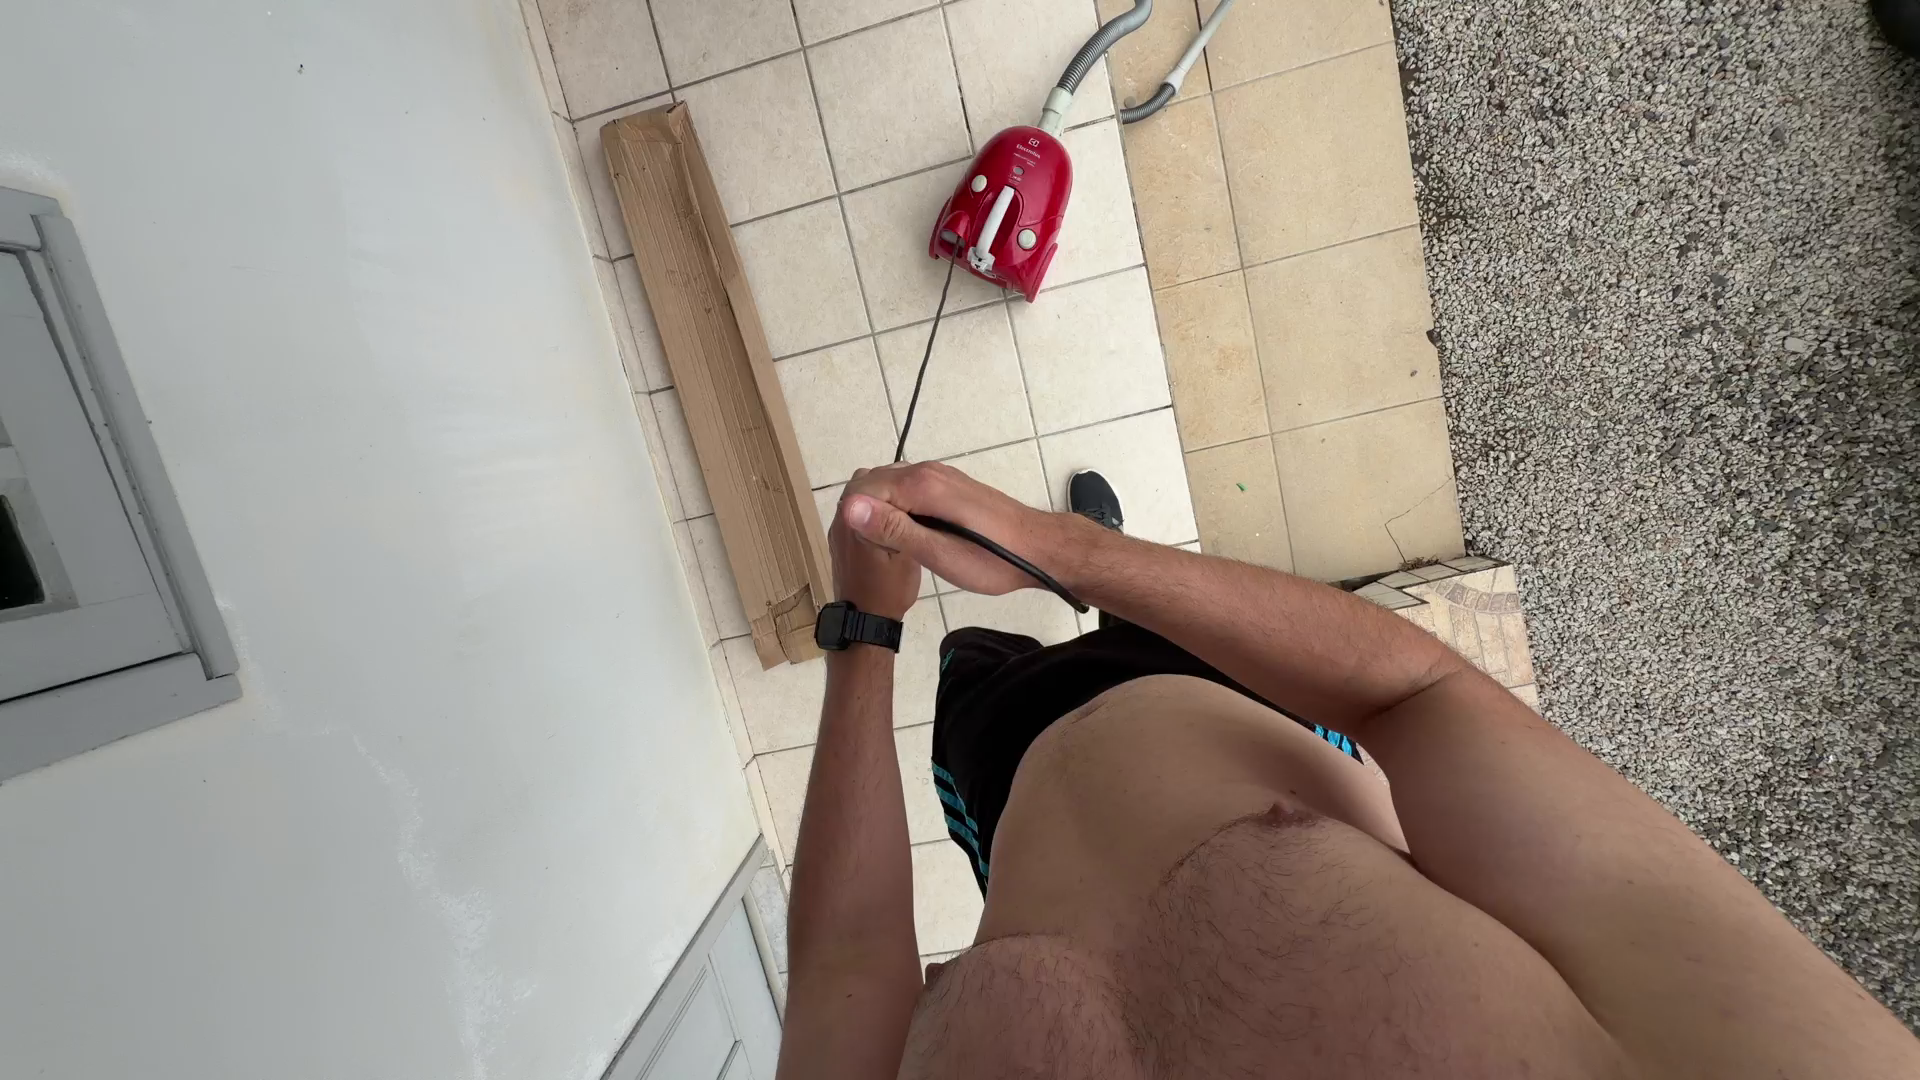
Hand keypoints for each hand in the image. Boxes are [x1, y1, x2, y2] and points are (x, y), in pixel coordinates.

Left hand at [829, 468, 924, 619]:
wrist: (864, 620)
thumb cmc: (888, 589)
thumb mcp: (907, 554)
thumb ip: (904, 521)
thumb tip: (912, 491)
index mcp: (855, 516)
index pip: (876, 478)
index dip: (901, 478)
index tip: (921, 488)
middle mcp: (841, 517)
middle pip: (865, 482)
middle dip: (891, 484)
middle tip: (917, 496)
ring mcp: (838, 528)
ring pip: (861, 497)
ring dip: (882, 498)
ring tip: (908, 508)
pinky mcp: (841, 540)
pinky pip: (857, 512)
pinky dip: (875, 511)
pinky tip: (895, 523)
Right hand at [837, 462, 1094, 595]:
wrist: (1040, 549)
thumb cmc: (992, 560)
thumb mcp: (939, 554)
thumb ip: (895, 530)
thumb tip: (850, 508)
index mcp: (921, 485)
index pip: (863, 490)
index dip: (856, 521)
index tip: (866, 551)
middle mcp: (927, 471)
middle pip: (873, 484)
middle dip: (865, 515)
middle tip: (877, 552)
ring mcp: (939, 475)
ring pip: (890, 486)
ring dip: (882, 513)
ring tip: (892, 548)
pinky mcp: (949, 484)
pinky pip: (908, 489)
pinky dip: (899, 510)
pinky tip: (910, 536)